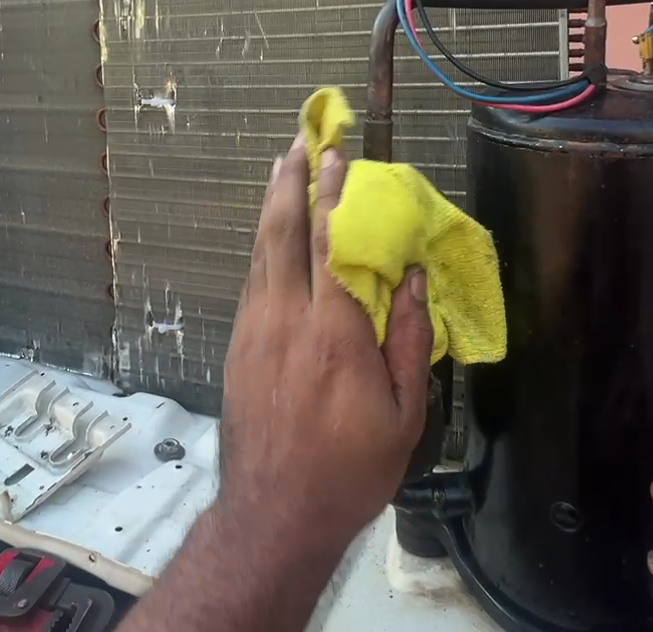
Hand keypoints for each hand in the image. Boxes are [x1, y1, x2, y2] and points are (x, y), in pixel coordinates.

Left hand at [216, 132, 433, 560]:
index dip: (331, 194)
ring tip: (282, 167)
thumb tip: (413, 277)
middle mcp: (285, 317)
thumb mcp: (403, 414)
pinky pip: (253, 277)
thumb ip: (410, 340)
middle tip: (298, 141)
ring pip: (261, 250)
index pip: (329, 244)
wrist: (273, 512)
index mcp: (332, 332)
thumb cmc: (349, 468)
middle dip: (290, 180)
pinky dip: (264, 243)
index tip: (336, 155)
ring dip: (272, 204)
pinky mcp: (238, 341)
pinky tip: (272, 230)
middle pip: (282, 232)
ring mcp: (254, 327)